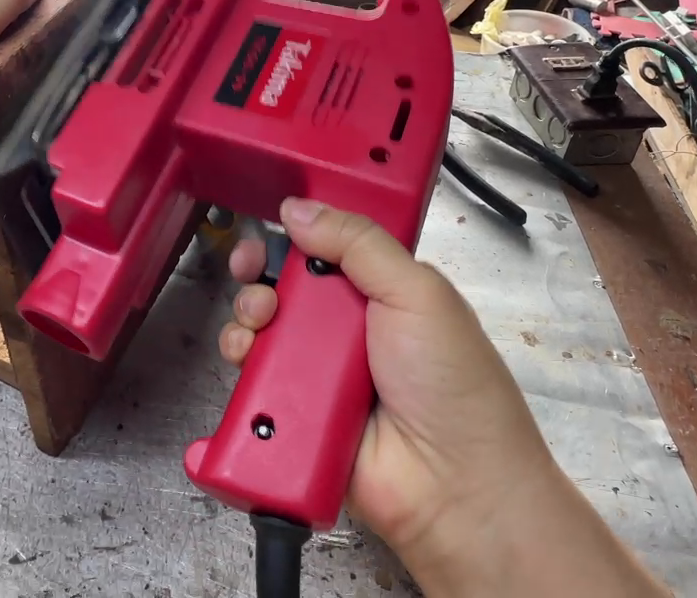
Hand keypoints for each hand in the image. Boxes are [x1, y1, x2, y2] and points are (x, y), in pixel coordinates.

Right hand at [221, 200, 662, 596]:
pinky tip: (248, 360)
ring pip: (259, 327)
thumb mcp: (417, 293)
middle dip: (257, 272)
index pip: (324, 248)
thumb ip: (359, 243)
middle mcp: (341, 328)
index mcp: (378, 290)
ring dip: (248, 317)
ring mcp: (314, 370)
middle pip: (280, 283)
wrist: (454, 488)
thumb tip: (297, 209)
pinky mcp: (292, 411)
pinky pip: (252, 378)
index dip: (292, 234)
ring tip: (259, 326)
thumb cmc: (451, 383)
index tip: (272, 228)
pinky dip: (242, 365)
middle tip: (250, 271)